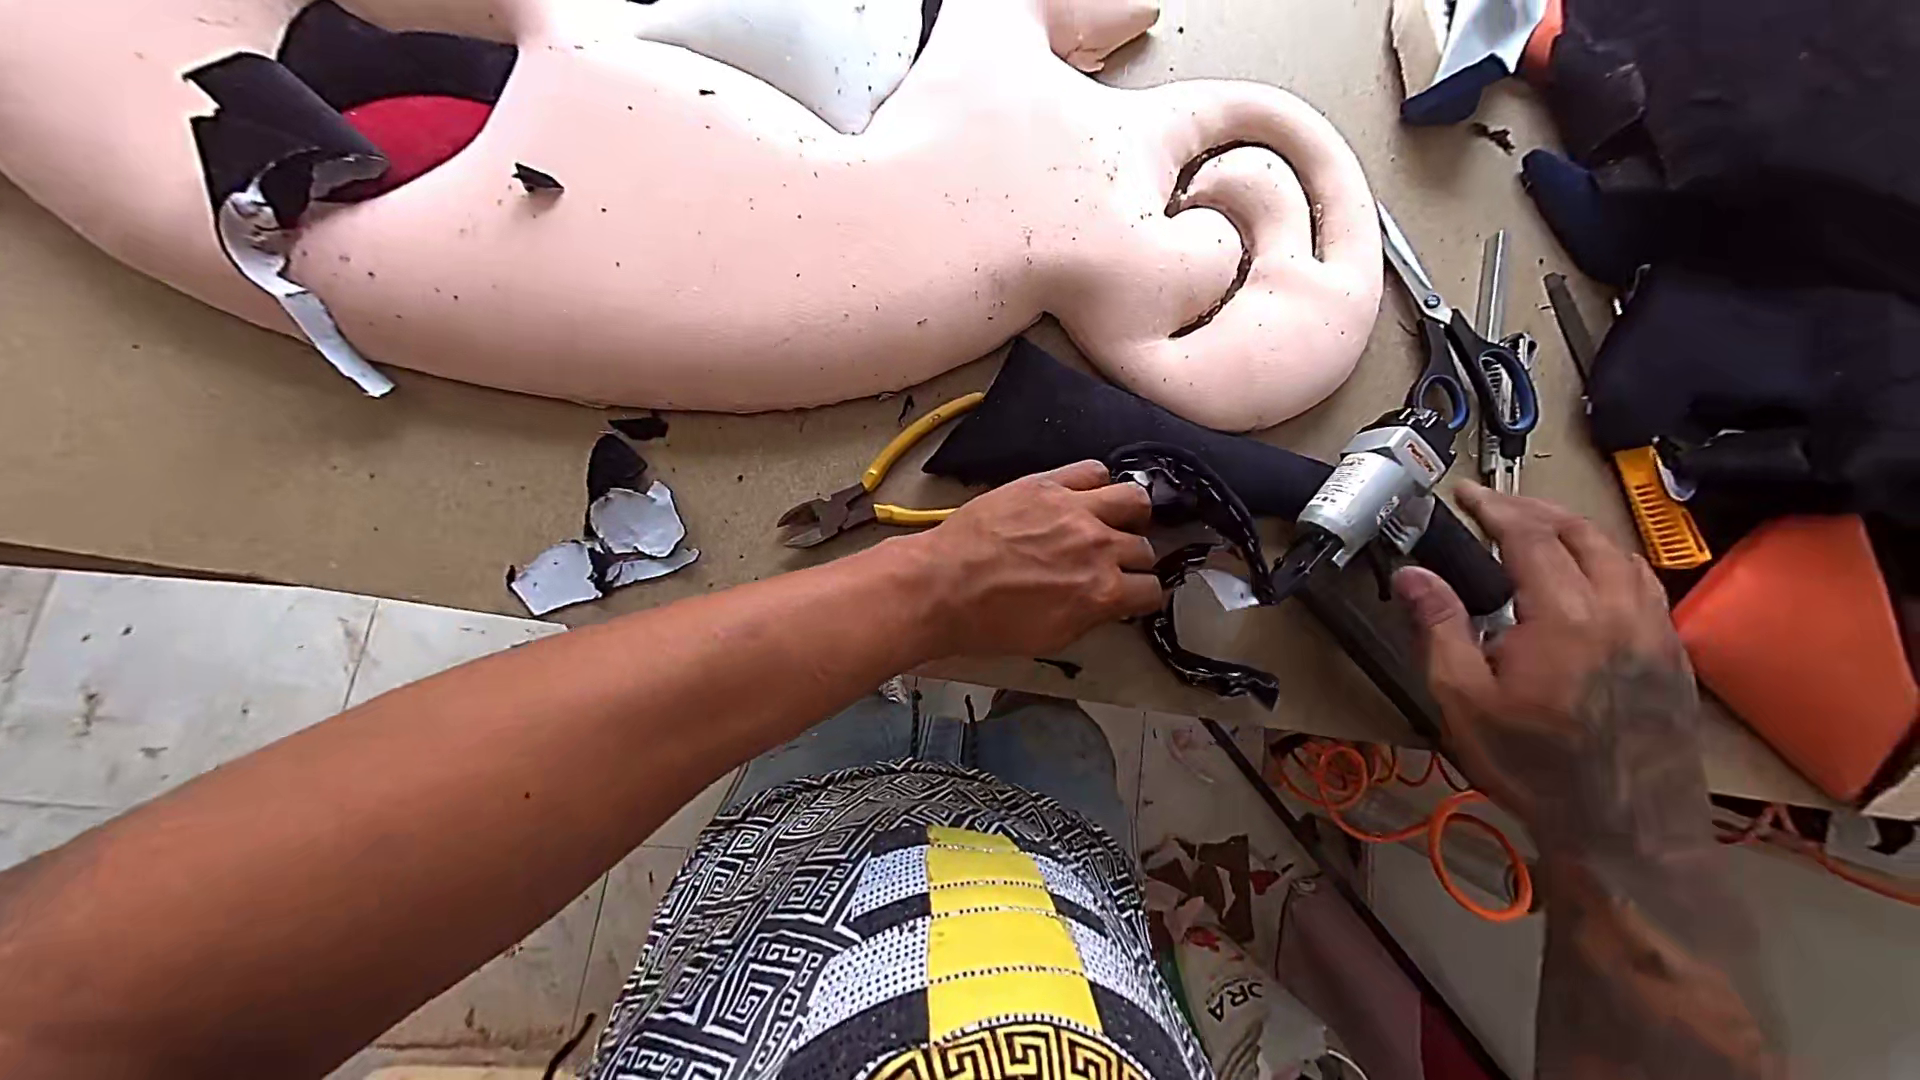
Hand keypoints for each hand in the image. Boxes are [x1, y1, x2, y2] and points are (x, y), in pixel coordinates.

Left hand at [902, 460, 1163, 658]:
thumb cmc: (986, 621)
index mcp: (1101, 592)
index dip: (1141, 594)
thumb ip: (1091, 616)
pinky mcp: (1047, 484)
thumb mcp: (1050, 638)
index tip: (1131, 592)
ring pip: (1133, 500)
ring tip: (1111, 521)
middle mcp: (1097, 547)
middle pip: (1144, 547)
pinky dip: (1095, 483)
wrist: (940, 586)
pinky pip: (1092, 470)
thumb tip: (1107, 603)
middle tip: (1111, 561)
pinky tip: (1082, 496)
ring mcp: (1074, 510)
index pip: (1150, 589)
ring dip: (1129, 515)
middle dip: (1132, 559)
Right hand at [1393, 484, 1705, 850]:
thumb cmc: (1530, 763)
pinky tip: (1582, 575)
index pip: (1532, 539)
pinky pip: (1643, 585)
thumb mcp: (1461, 696)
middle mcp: (1621, 614)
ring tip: (1534, 528)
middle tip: (1491, 506)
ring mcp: (1656, 634)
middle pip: (1584, 536)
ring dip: (1575, 531)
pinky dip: (1606, 560)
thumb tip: (1411, 572)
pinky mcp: (1672, 657)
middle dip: (1534, 511)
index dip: (1494, 509)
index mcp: (1567, 619)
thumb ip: (1438, 625)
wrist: (1623, 828)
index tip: (1463, 496)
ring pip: (1622, 557)